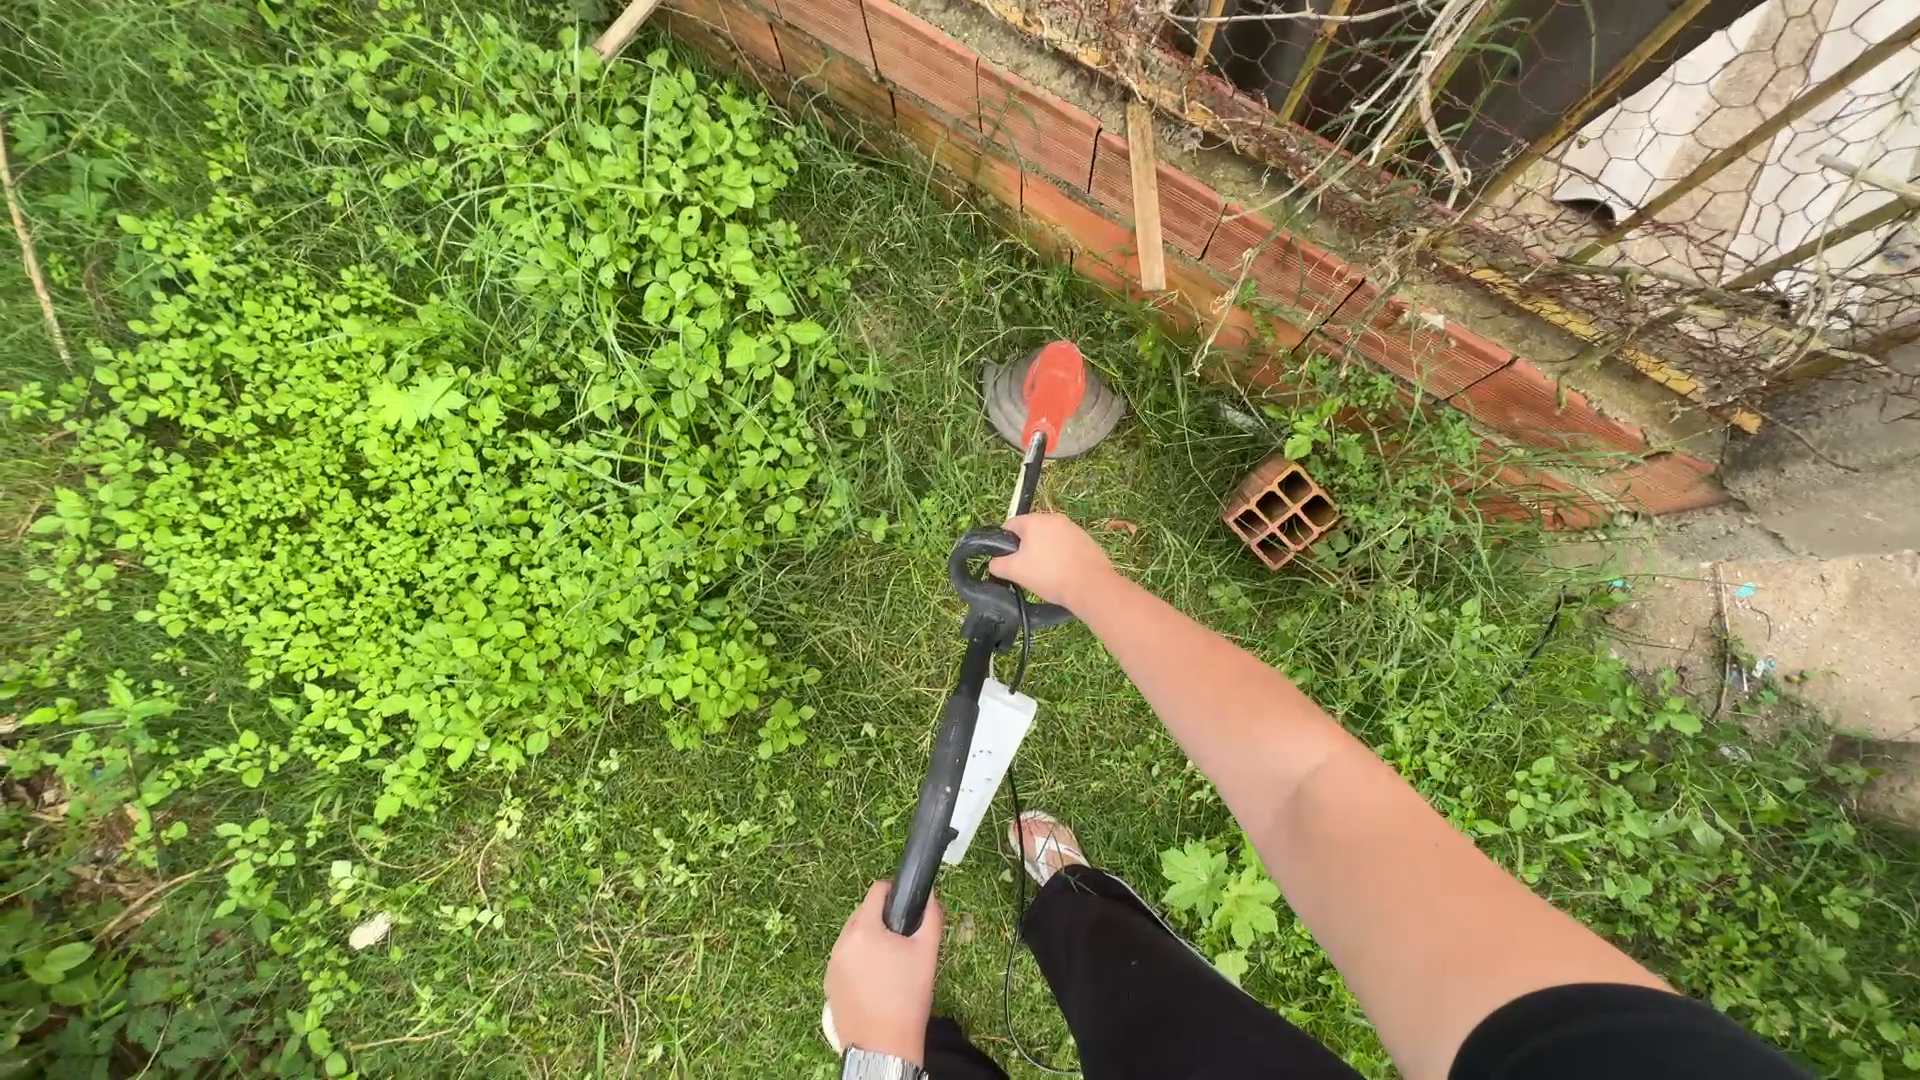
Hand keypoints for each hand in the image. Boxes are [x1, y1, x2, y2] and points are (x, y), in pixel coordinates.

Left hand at [824, 881, 941, 1064]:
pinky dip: (858, 963)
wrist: (885, 1049)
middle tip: (902, 942)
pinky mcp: (828, 985)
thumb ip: (930, 916)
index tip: (907, 908)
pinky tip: (875, 982)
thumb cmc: (908, 999)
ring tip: (890, 965)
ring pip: (853, 938)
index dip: (895, 893)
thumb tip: (928, 894)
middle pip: (863, 914)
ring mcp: (831, 966)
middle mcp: (841, 943)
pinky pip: (845, 960)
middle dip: (882, 921)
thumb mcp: (927, 953)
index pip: (877, 891)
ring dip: (870, 942)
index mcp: (863, 929)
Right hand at [989, 513, 1115, 607]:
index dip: (1003, 544)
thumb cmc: (1049, 575)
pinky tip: (1062, 574)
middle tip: (1026, 570)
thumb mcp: (1015, 571)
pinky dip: (1061, 557)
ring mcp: (1073, 528)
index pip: (1009, 525)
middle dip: (1025, 549)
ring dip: (1044, 553)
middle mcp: (1054, 518)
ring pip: (1049, 539)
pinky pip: (1065, 546)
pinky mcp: (1087, 540)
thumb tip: (994, 563)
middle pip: (1030, 532)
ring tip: (1046, 575)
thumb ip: (997, 564)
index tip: (1007, 561)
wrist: (1090, 586)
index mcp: (1034, 520)